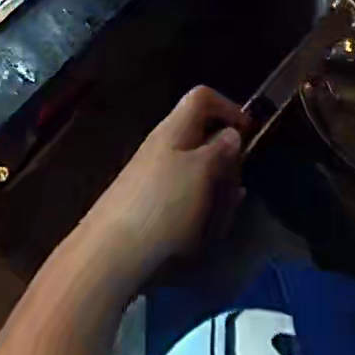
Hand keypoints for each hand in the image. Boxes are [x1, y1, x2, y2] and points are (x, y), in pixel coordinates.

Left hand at [69, 86, 248, 286]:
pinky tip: (204, 234)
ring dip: (215, 192)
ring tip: (222, 218)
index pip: (202, 98)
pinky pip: (183, 200)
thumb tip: (231, 133)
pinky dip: (199, 212)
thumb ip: (220, 150)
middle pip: (203, 139)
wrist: (107, 256)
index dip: (228, 107)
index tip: (247, 133)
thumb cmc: (161, 204)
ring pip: (196, 174)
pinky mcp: (148, 209)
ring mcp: (153, 179)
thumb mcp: (201, 172)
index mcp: (174, 129)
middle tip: (237, 184)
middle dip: (226, 162)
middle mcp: (163, 147)